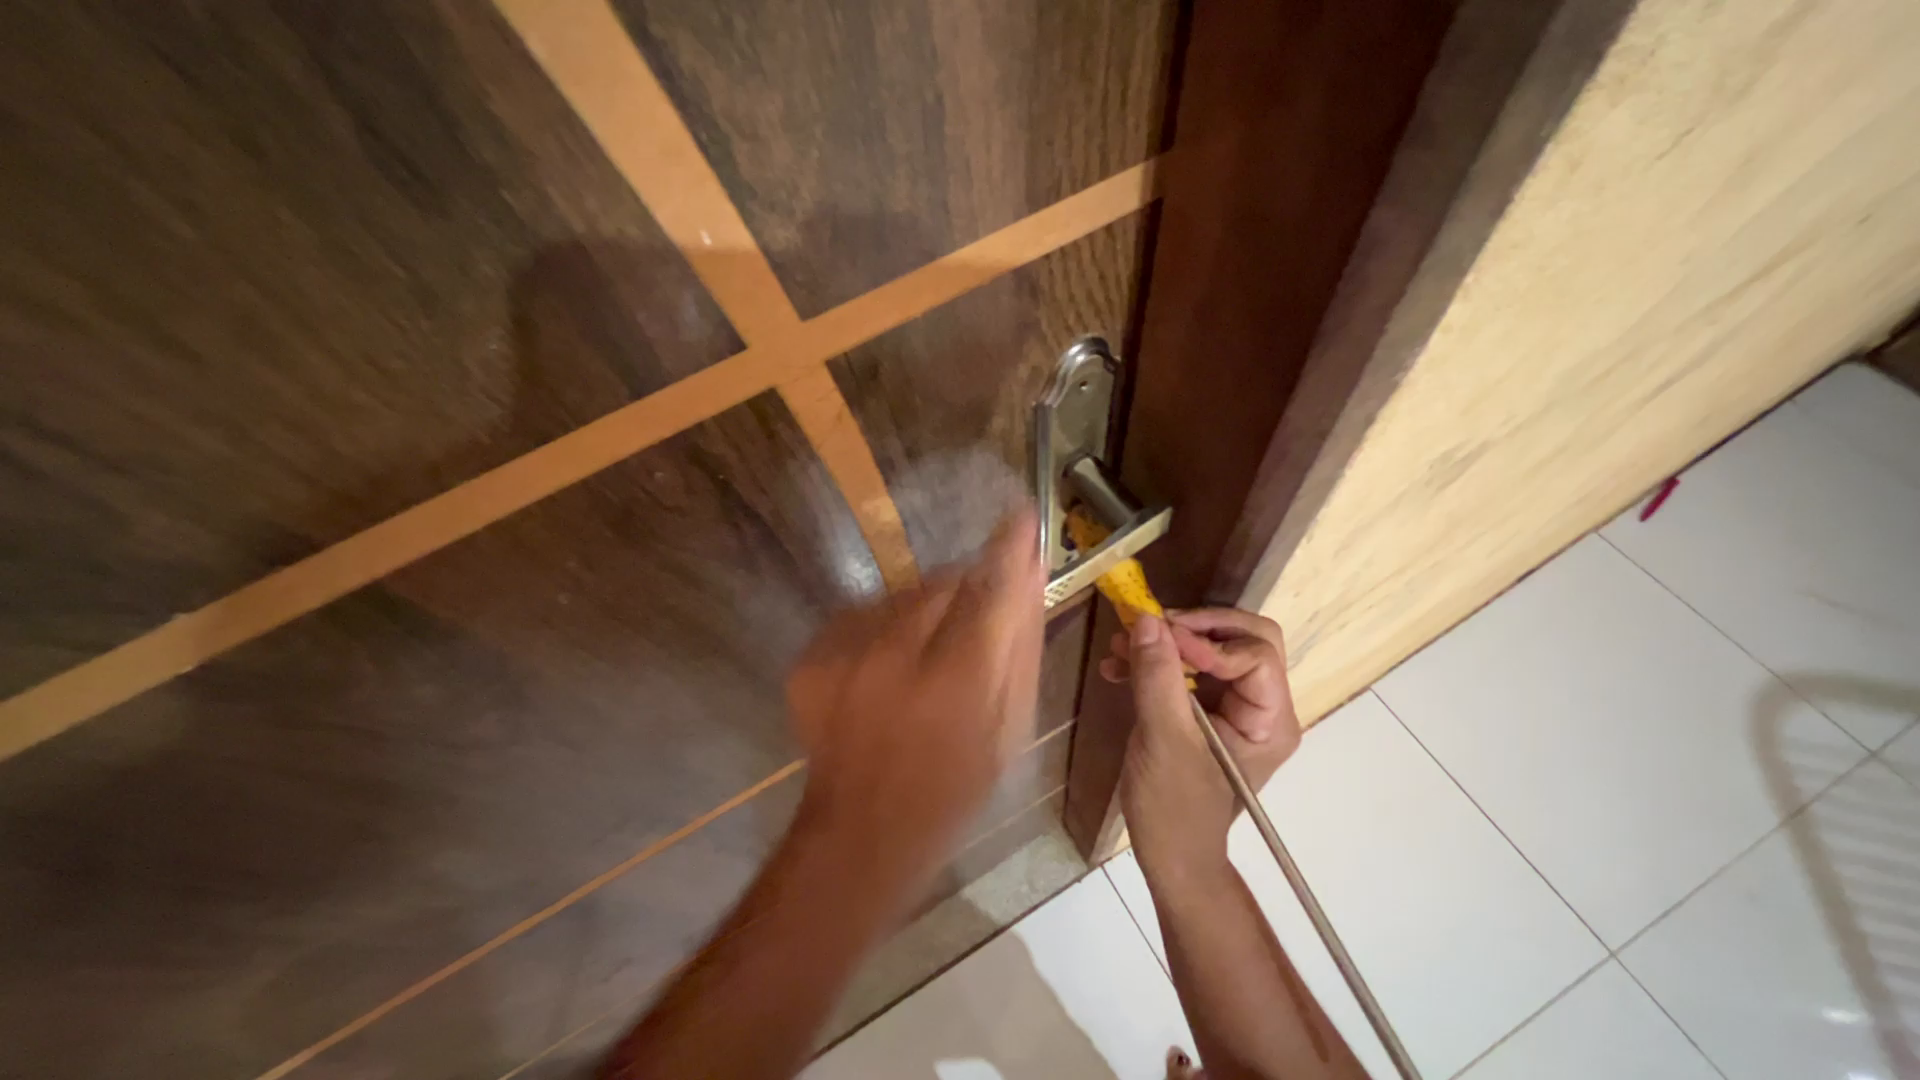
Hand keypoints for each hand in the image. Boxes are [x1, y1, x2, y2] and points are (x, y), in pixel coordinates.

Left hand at [785, 509, 1044, 893]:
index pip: (989, 590)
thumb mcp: (1009, 727)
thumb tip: (1031, 574)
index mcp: (955, 679)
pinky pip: (863, 615)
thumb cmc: (955, 785)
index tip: (1022, 515)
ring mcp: (844, 653)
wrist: (862, 827)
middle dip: (965, 590)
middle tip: (971, 625)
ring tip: (925, 660)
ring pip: (901, 597)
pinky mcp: (811, 657)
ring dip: (923, 611)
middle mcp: (894, 654)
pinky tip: (887, 670)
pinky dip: (883, 630)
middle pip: (943, 584)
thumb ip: (1020, 646)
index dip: (1008, 550)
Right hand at [1102, 608, 1300, 877]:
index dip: (1209, 641)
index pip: (1255, 654)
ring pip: (1211, 651)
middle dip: (1193, 629)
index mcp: (1269, 719)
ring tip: (1119, 646)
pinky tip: (1118, 669)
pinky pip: (1187, 673)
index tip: (1162, 638)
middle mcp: (1260, 707)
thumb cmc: (1174, 808)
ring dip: (1166, 644)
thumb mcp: (1164, 738)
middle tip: (1149, 626)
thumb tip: (1147, 618)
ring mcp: (1232, 709)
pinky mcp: (1204, 714)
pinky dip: (1155, 665)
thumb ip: (1158, 676)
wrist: (1169, 858)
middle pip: (1241, 641)